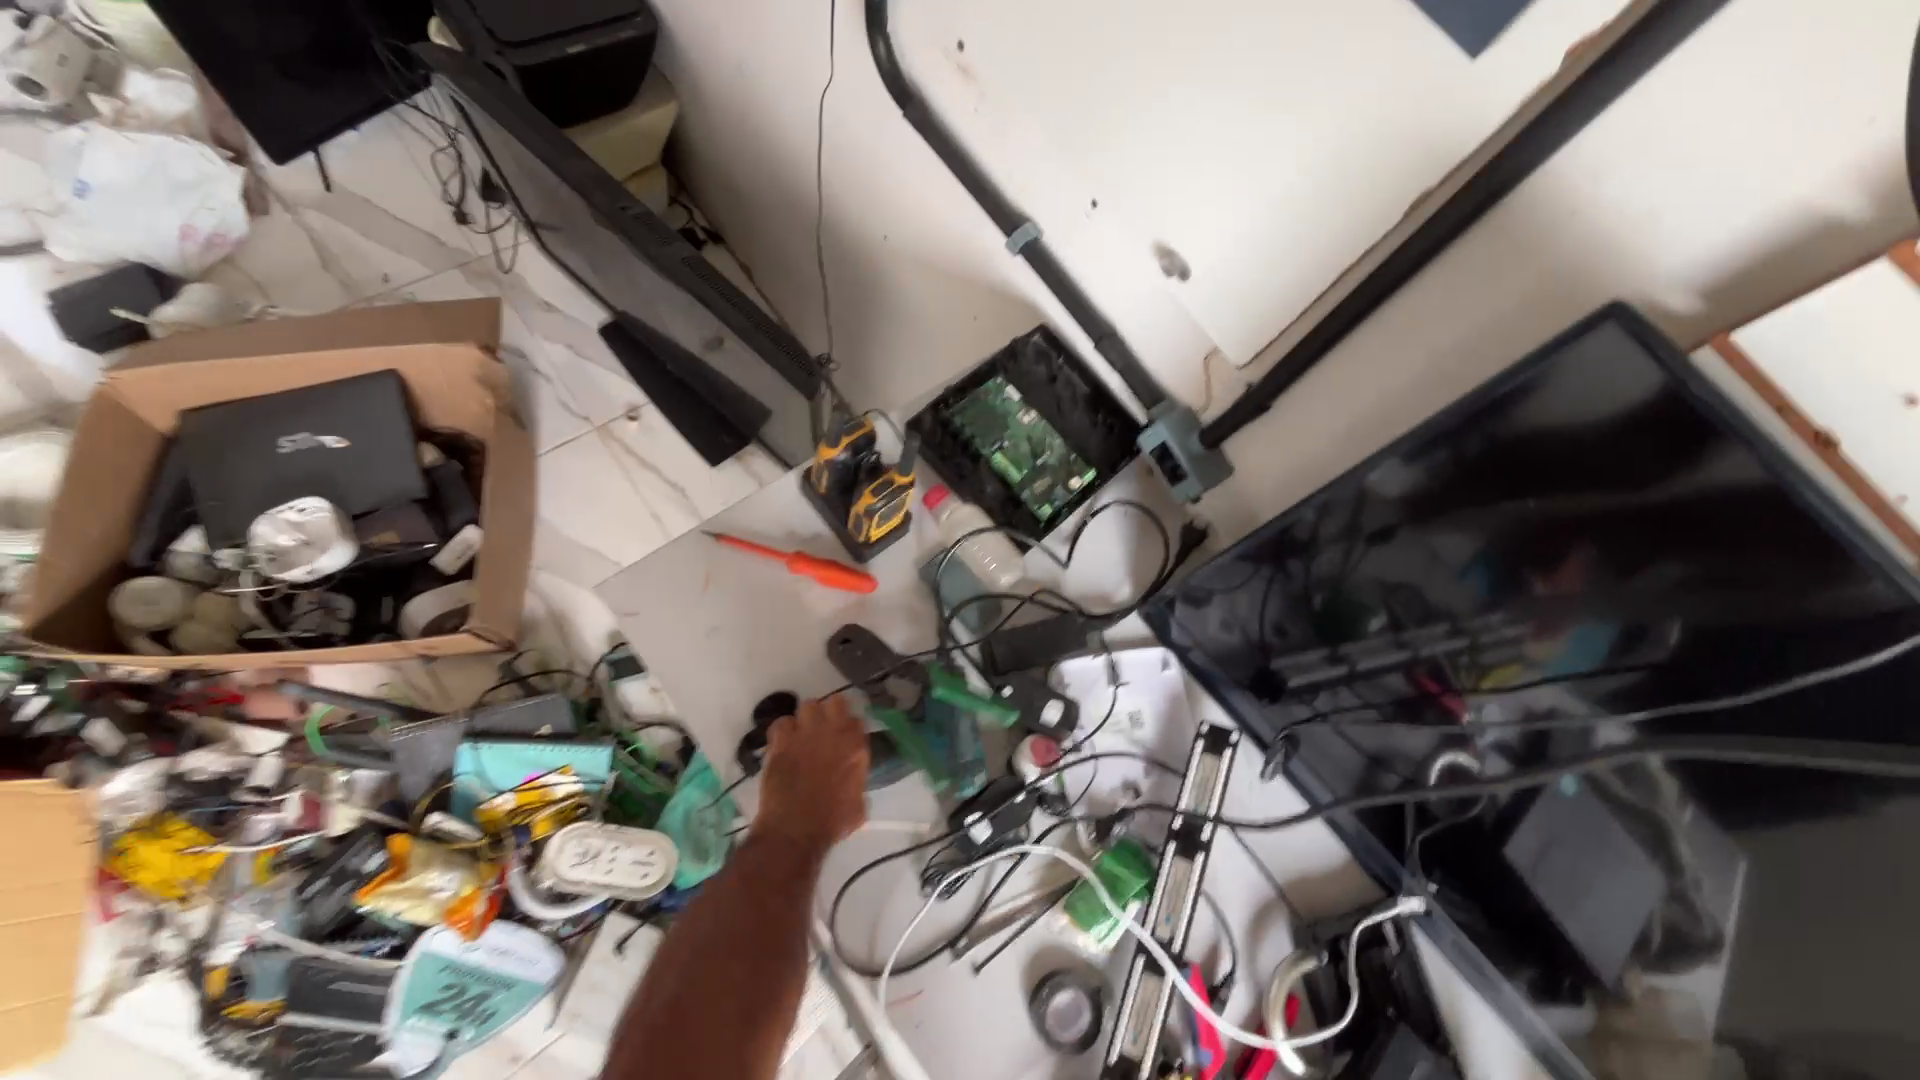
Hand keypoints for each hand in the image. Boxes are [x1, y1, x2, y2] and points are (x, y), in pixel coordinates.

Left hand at [754, 694, 868, 852]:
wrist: (795, 830)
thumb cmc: (832, 822)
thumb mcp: (858, 804)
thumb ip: (857, 781)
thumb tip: (851, 778)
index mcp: (856, 747)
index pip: (857, 721)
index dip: (849, 729)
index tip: (845, 739)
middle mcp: (833, 732)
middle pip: (835, 702)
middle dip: (831, 712)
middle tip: (824, 729)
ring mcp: (805, 734)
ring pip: (808, 706)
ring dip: (807, 719)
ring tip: (802, 734)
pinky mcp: (780, 741)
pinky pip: (781, 722)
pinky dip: (783, 731)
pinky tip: (783, 743)